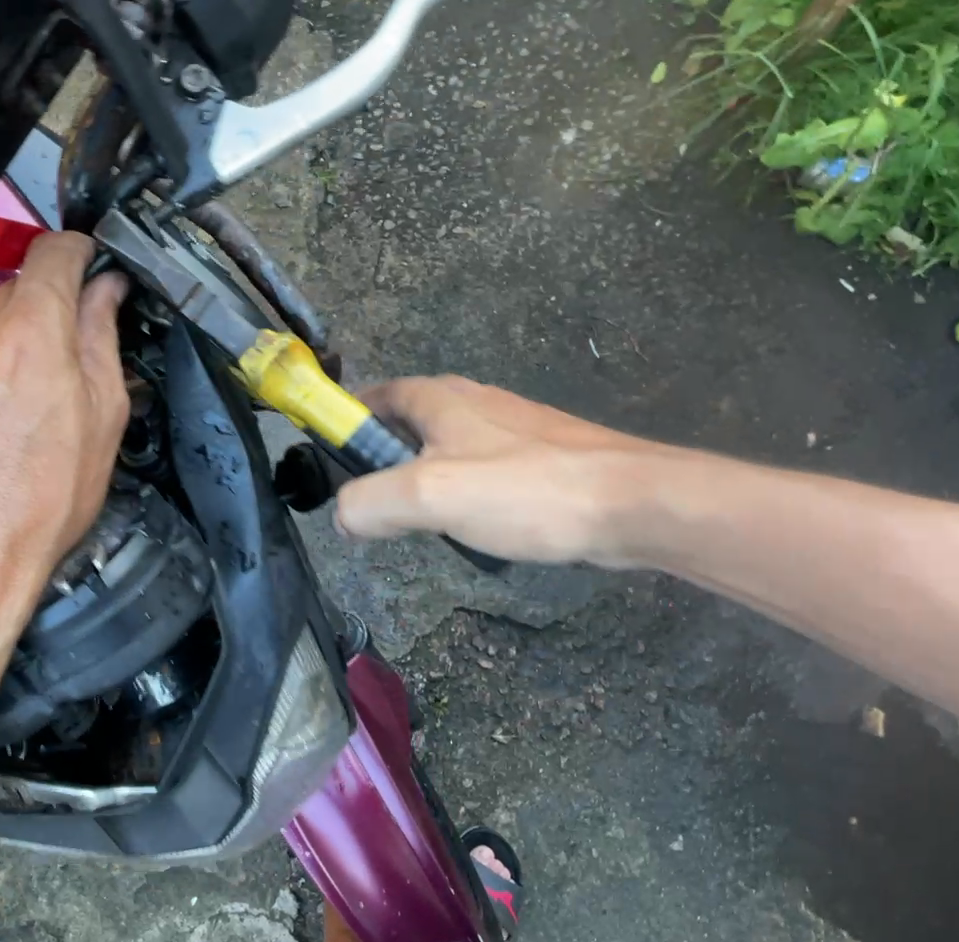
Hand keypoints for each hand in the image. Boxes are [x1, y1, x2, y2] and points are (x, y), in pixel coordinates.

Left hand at [0, 232, 129, 630]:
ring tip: (18, 395)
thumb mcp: (104, 415)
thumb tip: (104, 287)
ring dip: (7, 335)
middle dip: (45, 310)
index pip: (54, 251)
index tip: (88, 268)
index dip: (78, 253)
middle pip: (19, 286)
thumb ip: (101, 336)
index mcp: (33, 332)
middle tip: (61, 361)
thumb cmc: (52, 494)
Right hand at [334, 376, 670, 566]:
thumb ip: (368, 503)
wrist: (631, 503)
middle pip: (406, 423)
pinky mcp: (538, 460)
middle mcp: (472, 403)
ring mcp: (509, 431)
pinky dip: (458, 494)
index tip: (327, 459)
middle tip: (369, 504)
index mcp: (440, 398)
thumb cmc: (525, 490)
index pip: (375, 395)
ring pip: (443, 450)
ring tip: (416, 524)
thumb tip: (342, 518)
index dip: (345, 420)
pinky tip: (467, 528)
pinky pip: (477, 472)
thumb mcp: (428, 495)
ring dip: (419, 481)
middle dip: (380, 460)